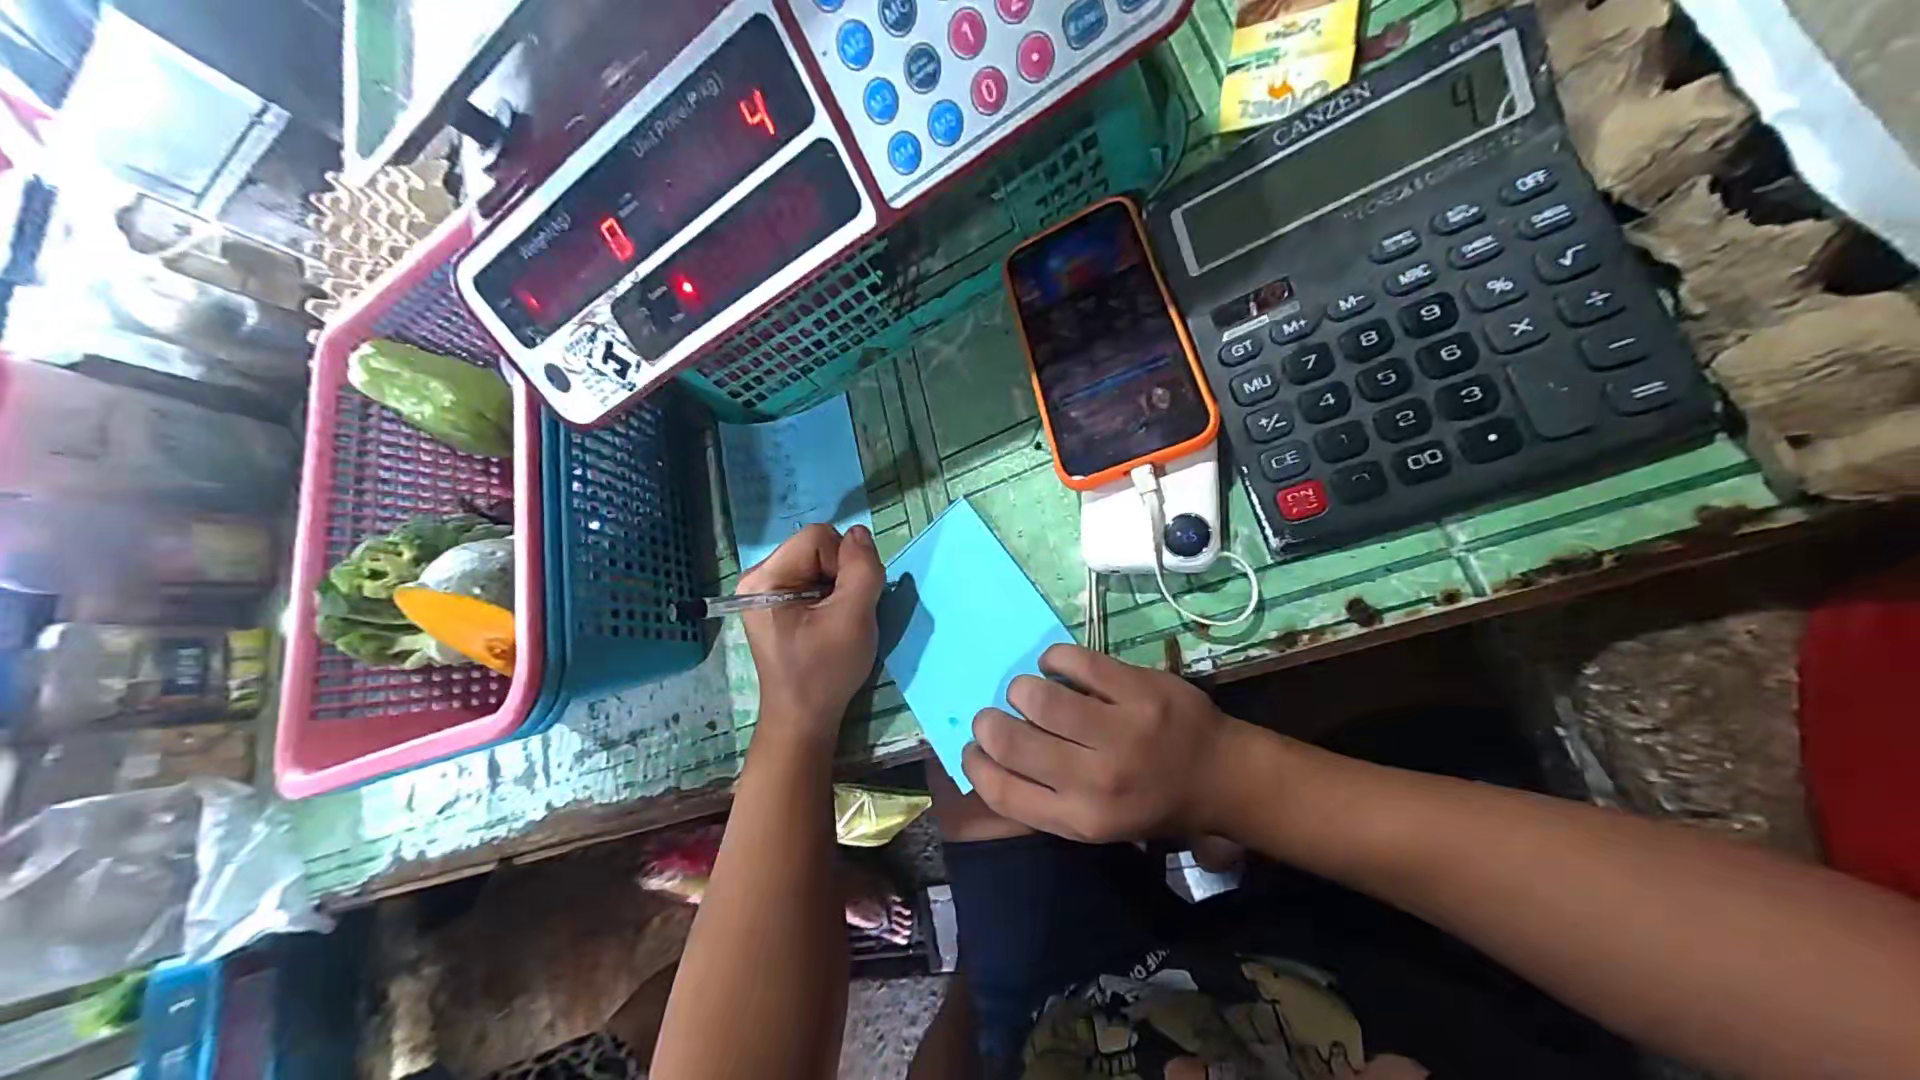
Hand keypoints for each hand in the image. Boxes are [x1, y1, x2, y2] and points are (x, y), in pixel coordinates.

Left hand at [739, 524, 885, 743]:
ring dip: (839, 586)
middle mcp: (759, 577)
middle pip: (817, 547)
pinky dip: (831, 596)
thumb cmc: (825, 671)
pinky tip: (829, 623)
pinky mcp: (777, 604)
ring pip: (819, 562)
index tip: (845, 601)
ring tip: (837, 621)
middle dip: (841, 574)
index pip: (819, 536)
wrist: (804, 719)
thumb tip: (860, 534)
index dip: (844, 562)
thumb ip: (861, 569)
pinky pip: (813, 579)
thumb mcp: (853, 617)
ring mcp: (766, 591)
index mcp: (766, 577)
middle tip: (844, 613)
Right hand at [962, 645, 1249, 842]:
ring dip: (1022, 689)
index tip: (974, 747)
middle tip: (998, 714)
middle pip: (1010, 739)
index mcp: (1081, 818)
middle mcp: (1097, 778)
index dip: (974, 763)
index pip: (1001, 790)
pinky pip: (1072, 660)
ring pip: (1037, 695)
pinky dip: (1053, 659)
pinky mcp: (1138, 688)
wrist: (1222, 775)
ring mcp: (1120, 729)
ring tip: (1032, 693)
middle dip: (989, 721)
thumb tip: (988, 757)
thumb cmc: (1151, 803)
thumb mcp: (1096, 824)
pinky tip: (1058, 667)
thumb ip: (1043, 798)